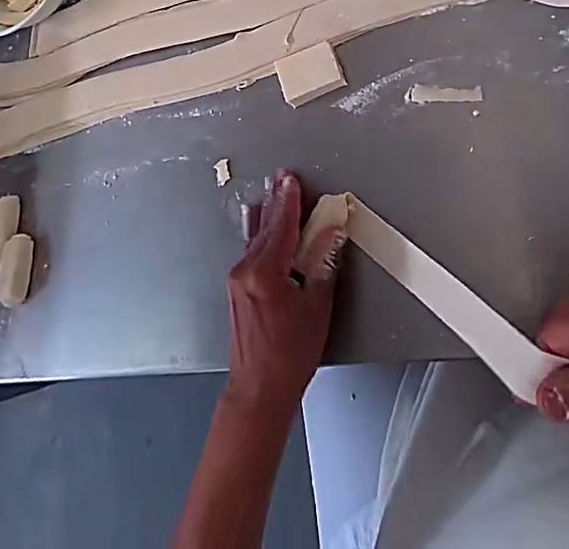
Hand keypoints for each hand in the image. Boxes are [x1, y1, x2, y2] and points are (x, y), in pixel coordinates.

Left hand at [223, 170, 344, 410]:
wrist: (259, 390)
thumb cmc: (288, 356)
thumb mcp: (318, 307)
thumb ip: (324, 265)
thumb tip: (331, 236)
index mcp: (264, 273)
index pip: (282, 225)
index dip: (290, 200)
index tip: (292, 180)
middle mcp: (245, 271)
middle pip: (266, 226)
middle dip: (278, 201)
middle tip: (284, 178)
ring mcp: (237, 279)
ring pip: (256, 237)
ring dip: (271, 216)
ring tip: (279, 195)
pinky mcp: (237, 288)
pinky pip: (252, 251)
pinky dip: (265, 235)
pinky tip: (272, 230)